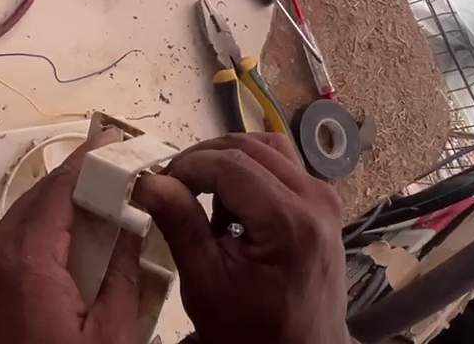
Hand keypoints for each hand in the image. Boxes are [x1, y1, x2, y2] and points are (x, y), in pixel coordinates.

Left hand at [0, 129, 144, 343]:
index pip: (63, 183)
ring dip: (60, 208)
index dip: (93, 156)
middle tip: (118, 175)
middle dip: (81, 181)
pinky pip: (9, 242)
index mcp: (26, 256)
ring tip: (100, 207)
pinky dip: (41, 233)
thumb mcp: (106, 341)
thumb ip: (122, 277)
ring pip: (24, 217)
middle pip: (42, 195)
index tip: (116, 137)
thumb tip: (131, 229)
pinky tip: (68, 246)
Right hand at [133, 133, 348, 343]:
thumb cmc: (252, 332)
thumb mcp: (205, 285)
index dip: (189, 165)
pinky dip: (251, 171)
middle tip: (175, 185)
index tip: (161, 181)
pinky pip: (281, 164)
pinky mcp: (322, 201)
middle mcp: (315, 198)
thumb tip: (149, 180)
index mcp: (289, 221)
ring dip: (229, 161)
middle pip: (249, 148)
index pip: (229, 165)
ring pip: (266, 147)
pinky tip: (234, 205)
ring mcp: (323, 196)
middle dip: (205, 159)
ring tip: (206, 197)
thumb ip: (180, 224)